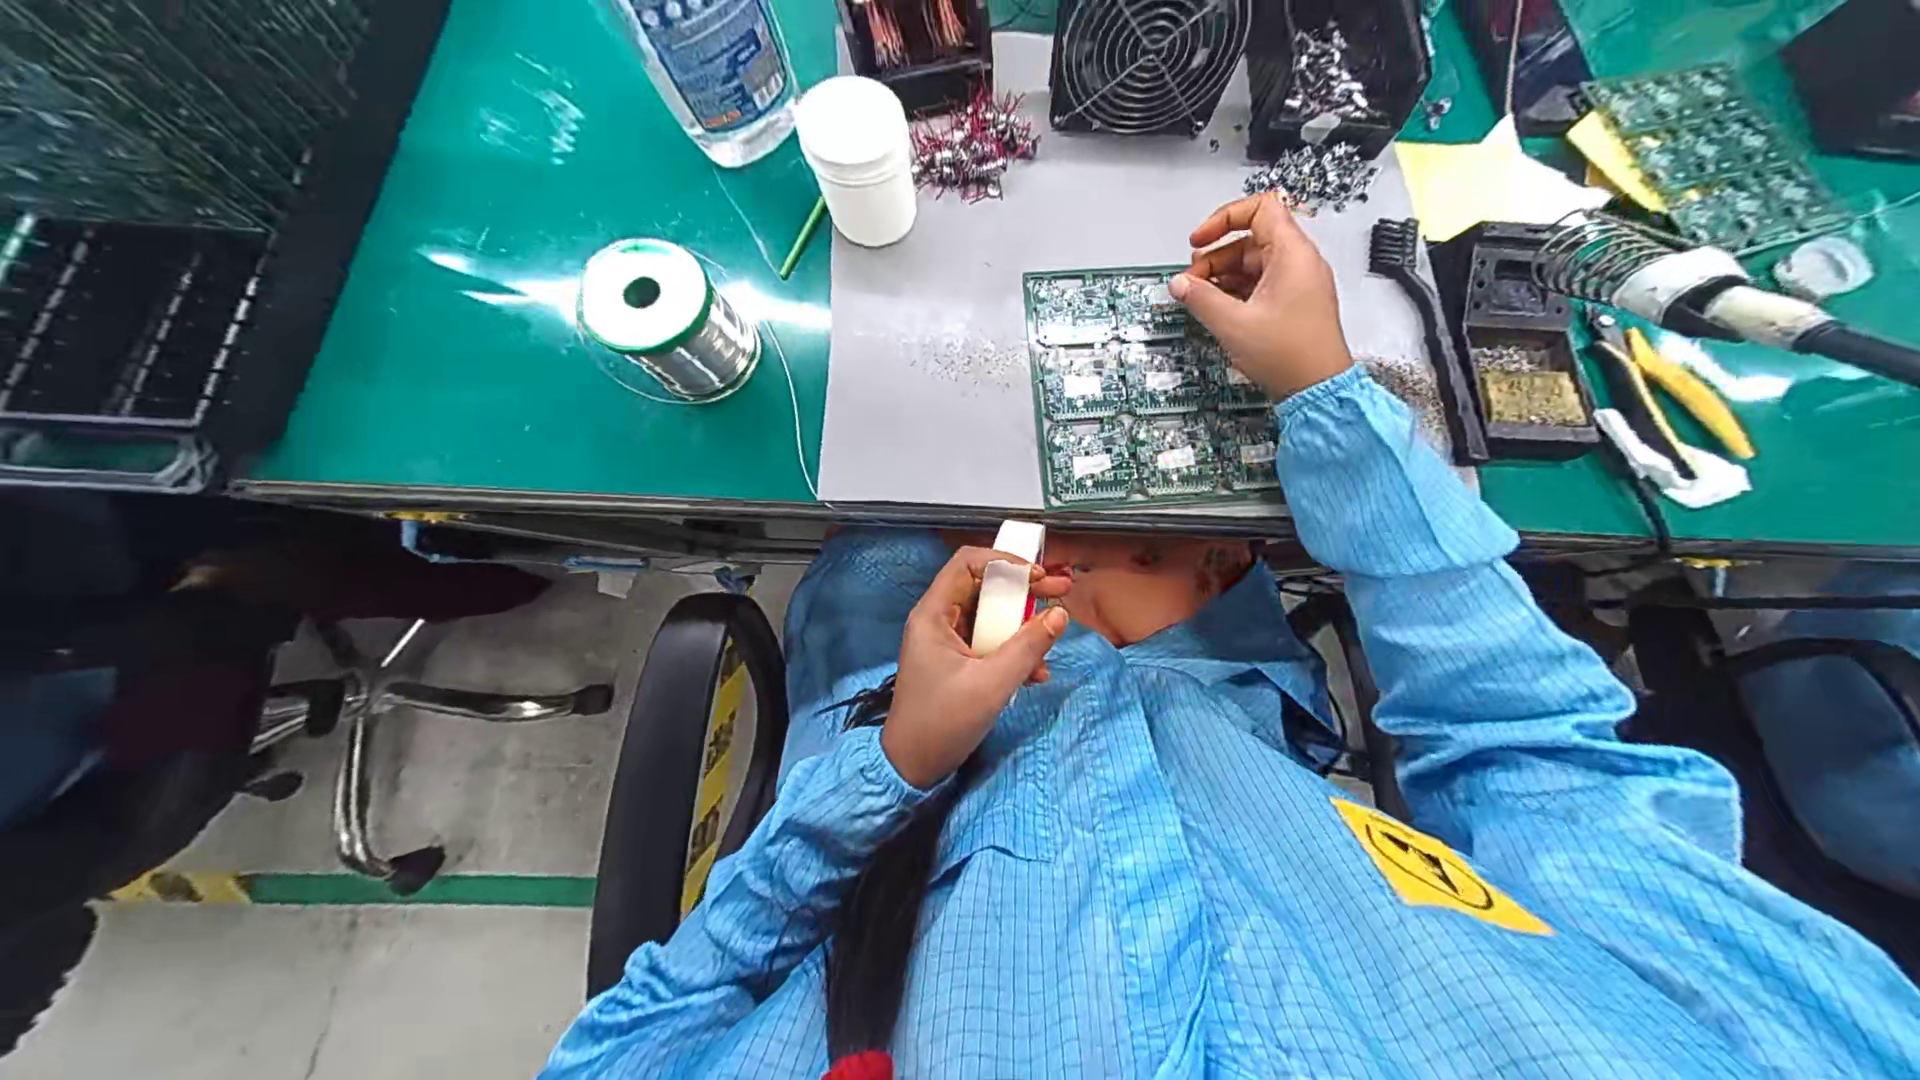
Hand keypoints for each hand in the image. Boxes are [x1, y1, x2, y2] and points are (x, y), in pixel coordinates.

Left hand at [882, 547, 1071, 788]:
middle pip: (984, 587)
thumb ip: (1028, 647)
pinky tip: (1035, 673)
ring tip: (1051, 637)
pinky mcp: (956, 662)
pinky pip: (989, 642)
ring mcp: (947, 641)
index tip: (1039, 576)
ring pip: (991, 616)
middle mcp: (938, 620)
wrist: (912, 767)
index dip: (1005, 562)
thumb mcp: (992, 684)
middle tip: (1062, 592)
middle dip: (1023, 591)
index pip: (967, 563)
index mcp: (933, 615)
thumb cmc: (942, 722)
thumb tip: (1059, 614)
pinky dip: (1012, 651)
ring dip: (1022, 626)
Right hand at [1170, 192, 1352, 397]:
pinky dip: (1235, 290)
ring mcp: (1296, 282)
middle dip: (1215, 256)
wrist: (1316, 387)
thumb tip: (1180, 284)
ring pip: (1252, 263)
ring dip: (1222, 276)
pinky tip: (1218, 307)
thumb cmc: (1291, 355)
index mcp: (1292, 254)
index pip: (1259, 208)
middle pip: (1250, 240)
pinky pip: (1258, 283)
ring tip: (1200, 296)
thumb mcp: (1233, 324)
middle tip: (1191, 280)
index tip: (1200, 239)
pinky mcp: (1292, 301)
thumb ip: (1200, 299)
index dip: (1224, 218)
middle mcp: (1298, 262)